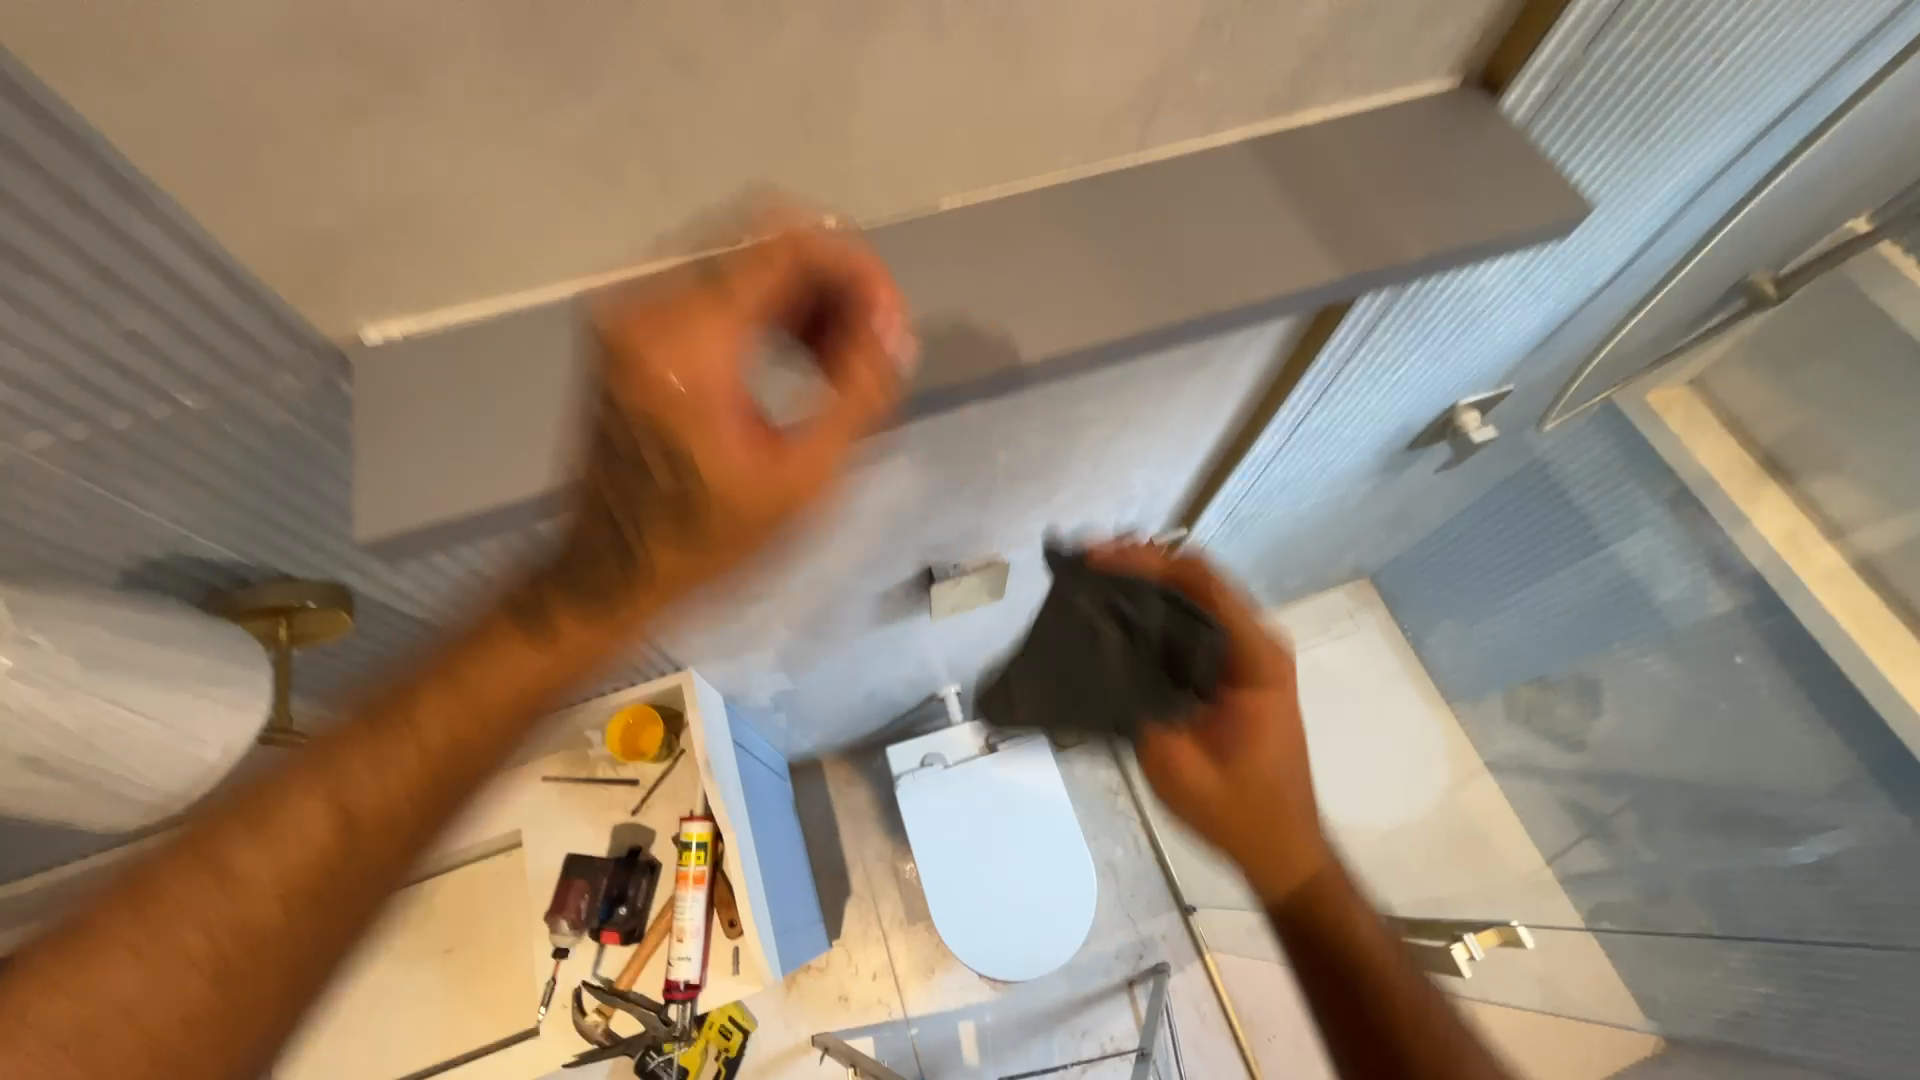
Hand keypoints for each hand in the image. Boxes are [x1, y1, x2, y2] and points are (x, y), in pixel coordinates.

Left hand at [507, 222, 913, 637]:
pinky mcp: (630, 325)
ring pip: (744, 257)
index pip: (788, 247)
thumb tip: (897, 330)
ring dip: (807, 296)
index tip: (891, 322)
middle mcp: (648, 304)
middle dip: (836, 283)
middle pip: (765, 240)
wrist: (610, 568)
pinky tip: (803, 355)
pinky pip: (718, 285)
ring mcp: (632, 310)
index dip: (857, 269)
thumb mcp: (801, 479)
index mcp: (688, 343)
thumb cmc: (708, 540)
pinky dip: (770, 309)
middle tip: (874, 344)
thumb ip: (858, 394)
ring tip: (844, 359)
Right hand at [1090, 542, 1330, 904]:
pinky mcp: (1233, 667)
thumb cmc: (1234, 810)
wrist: (1280, 846)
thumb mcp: (1174, 758)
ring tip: (1092, 577)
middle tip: (1085, 562)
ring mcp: (1247, 652)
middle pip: (1197, 577)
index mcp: (1254, 656)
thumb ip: (1139, 696)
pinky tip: (1117, 611)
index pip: (1200, 581)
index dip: (1145, 560)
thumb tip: (1102, 642)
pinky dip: (1155, 606)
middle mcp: (1256, 641)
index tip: (1097, 559)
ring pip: (1194, 593)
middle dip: (1140, 561)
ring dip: (1146, 580)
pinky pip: (1193, 619)